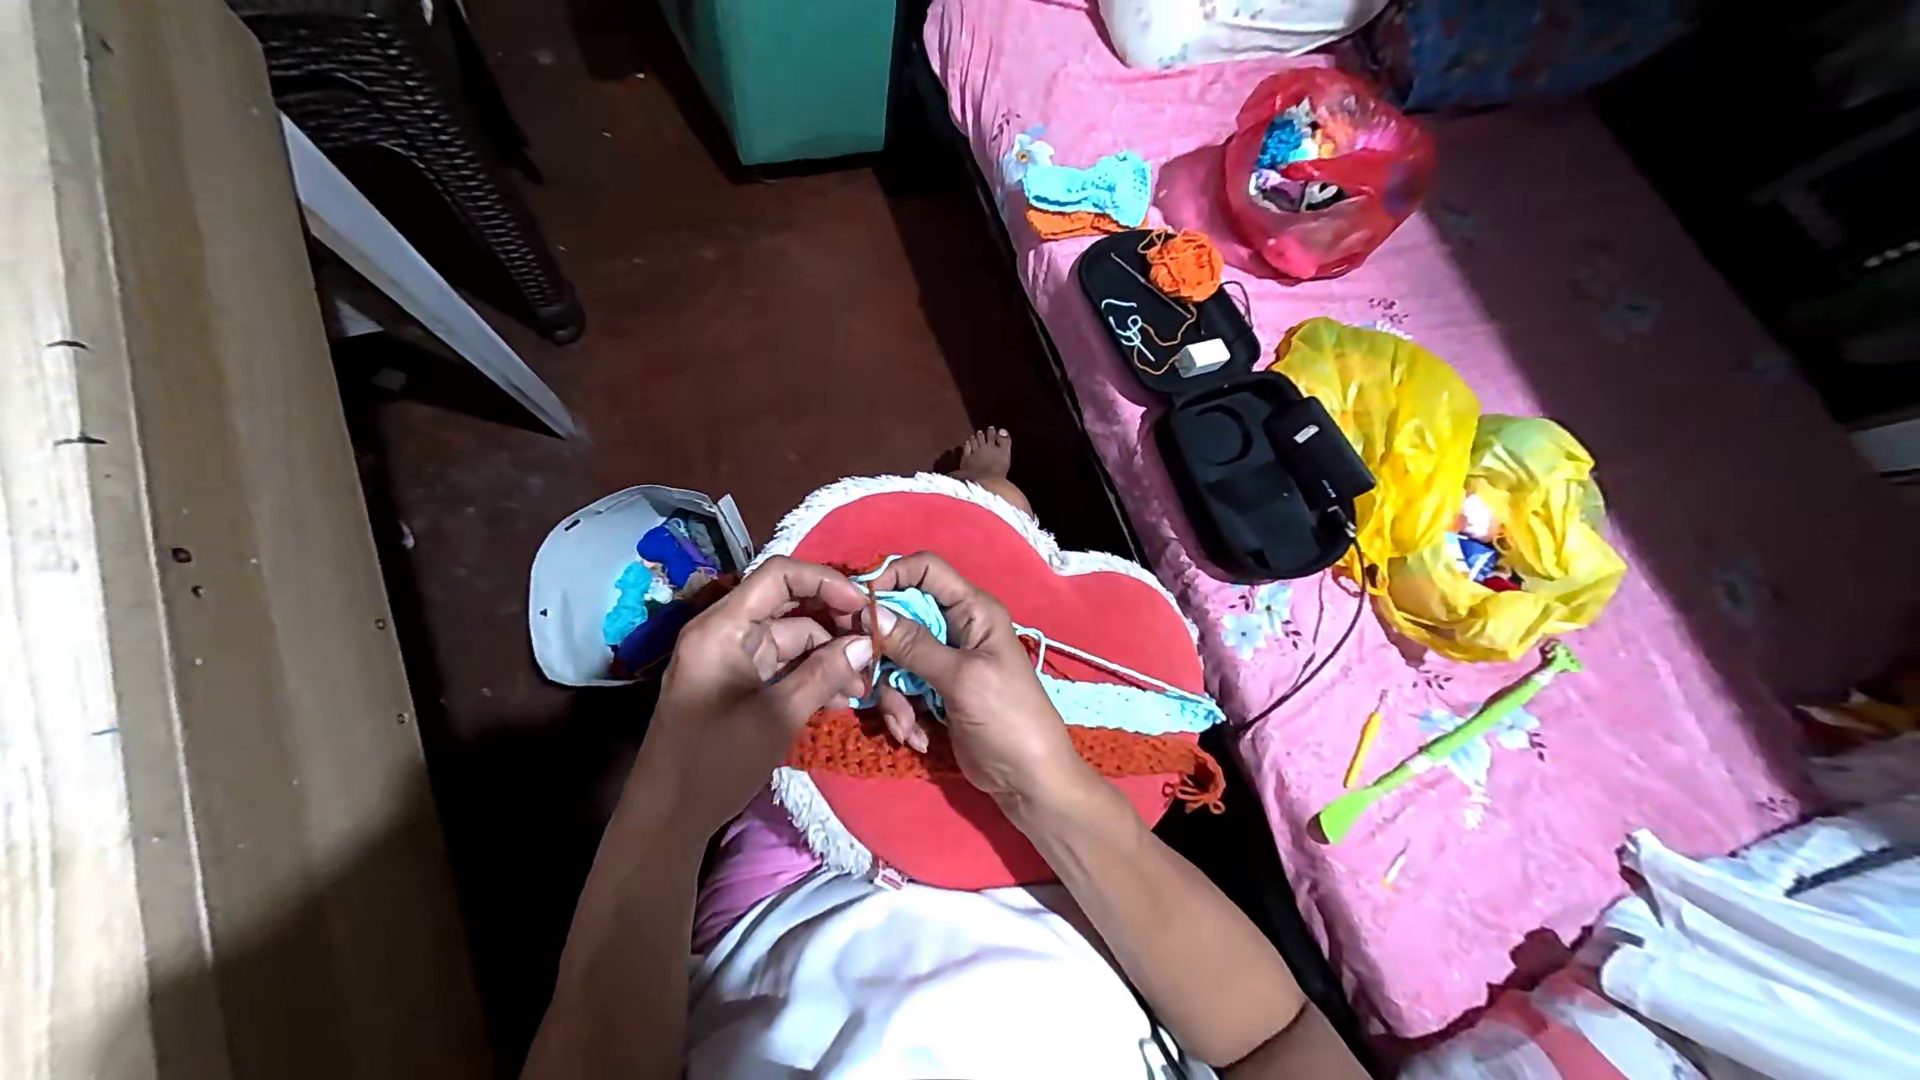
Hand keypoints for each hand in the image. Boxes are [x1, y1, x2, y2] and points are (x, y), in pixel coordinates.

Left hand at [636, 556, 873, 836]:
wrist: (667, 819)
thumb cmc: (715, 763)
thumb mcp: (777, 716)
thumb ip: (823, 673)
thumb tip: (865, 642)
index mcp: (722, 627)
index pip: (778, 576)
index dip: (825, 581)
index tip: (863, 605)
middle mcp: (727, 631)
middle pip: (789, 605)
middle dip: (834, 621)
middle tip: (873, 645)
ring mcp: (733, 656)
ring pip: (793, 636)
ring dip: (829, 654)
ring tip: (862, 683)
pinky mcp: (741, 680)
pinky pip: (785, 663)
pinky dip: (813, 673)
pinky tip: (842, 695)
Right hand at [861, 552, 1089, 807]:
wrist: (1028, 780)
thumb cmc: (1007, 718)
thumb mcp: (961, 679)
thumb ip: (915, 645)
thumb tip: (870, 611)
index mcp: (974, 610)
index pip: (927, 570)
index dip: (892, 576)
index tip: (860, 603)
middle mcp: (958, 627)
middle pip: (902, 618)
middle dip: (885, 654)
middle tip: (869, 679)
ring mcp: (946, 661)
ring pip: (896, 659)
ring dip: (894, 696)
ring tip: (909, 726)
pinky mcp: (936, 691)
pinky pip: (903, 689)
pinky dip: (904, 713)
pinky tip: (917, 737)